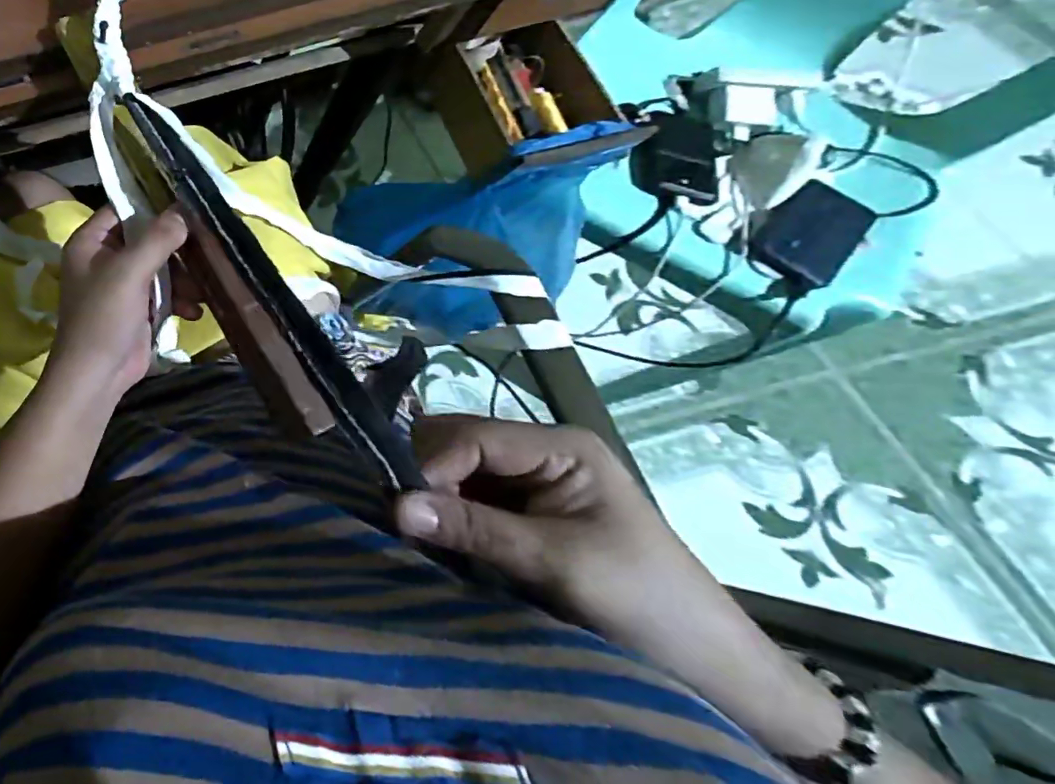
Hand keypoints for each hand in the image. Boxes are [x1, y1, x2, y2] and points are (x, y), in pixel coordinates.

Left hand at [47, 206, 198, 402]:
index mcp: (90, 242)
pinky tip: (195, 311)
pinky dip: (179, 298)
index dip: (153, 206)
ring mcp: (120, 285)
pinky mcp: (136, 309)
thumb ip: (156, 238)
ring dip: (182, 277)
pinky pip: (162, 292)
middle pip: (146, 239)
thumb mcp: (129, 271)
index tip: (187, 205)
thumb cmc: (104, 316)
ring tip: (202, 290)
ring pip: (159, 266)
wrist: (96, 375)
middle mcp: (103, 259)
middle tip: (205, 248)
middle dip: (176, 248)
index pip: (122, 209)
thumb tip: (182, 212)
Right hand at [392, 416, 691, 625]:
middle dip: (426, 475)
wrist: (706, 666)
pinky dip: (442, 512)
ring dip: (431, 495)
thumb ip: (475, 528)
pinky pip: (461, 494)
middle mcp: (536, 451)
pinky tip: (434, 534)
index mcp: (559, 446)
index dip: (432, 465)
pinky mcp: (516, 508)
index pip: (472, 436)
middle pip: (455, 442)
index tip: (403, 508)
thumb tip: (395, 505)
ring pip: (452, 467)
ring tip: (418, 530)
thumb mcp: (556, 562)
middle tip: (406, 519)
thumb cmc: (642, 602)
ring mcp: (526, 478)